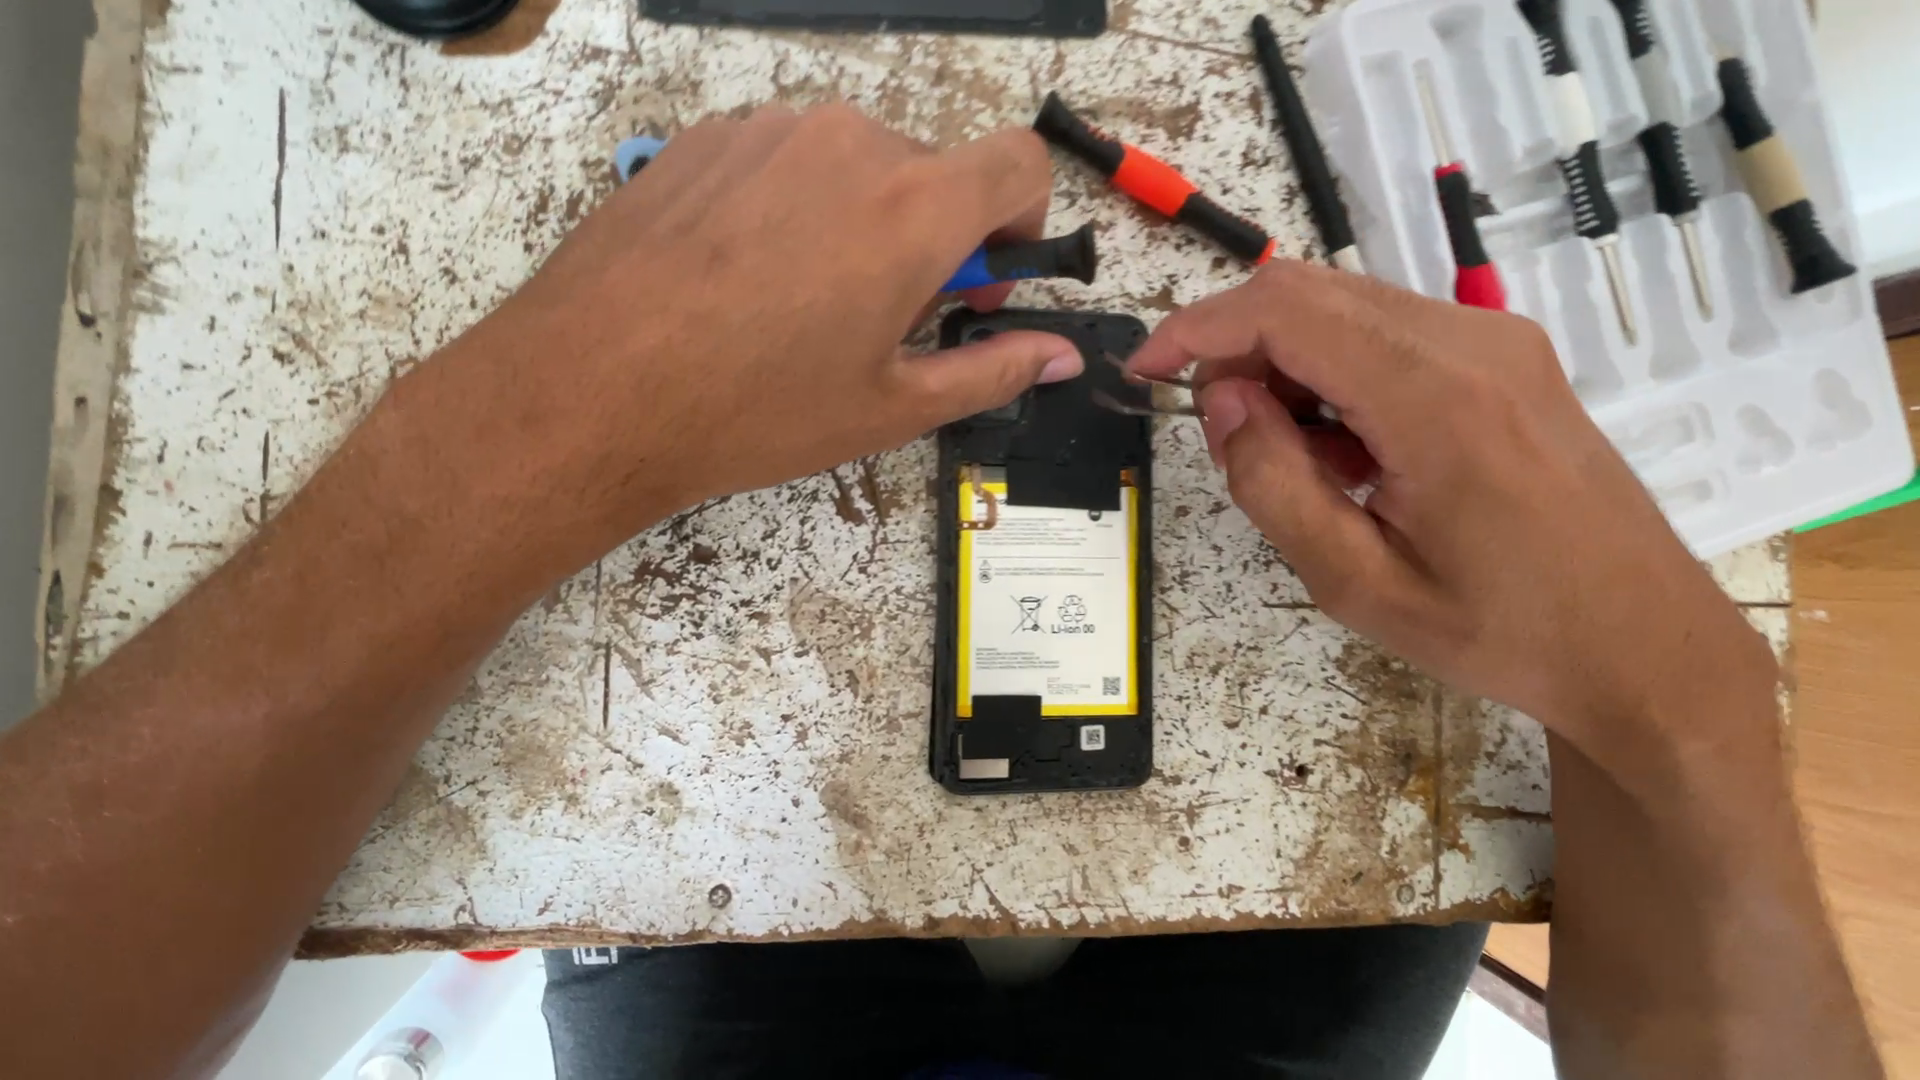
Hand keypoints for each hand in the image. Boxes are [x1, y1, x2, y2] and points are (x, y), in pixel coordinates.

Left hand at [418, 104, 1082, 557]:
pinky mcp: (703, 140)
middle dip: (933, 240)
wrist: (591, 390)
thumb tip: (1063, 355)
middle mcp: (848, 143)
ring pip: (855, 165)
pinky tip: (744, 279)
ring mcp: (767, 131)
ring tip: (803, 305)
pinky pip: (784, 160)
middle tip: (883, 321)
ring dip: (861, 223)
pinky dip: (795, 207)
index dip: (1022, 220)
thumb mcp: (890, 407)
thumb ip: (991, 370)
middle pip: (932, 172)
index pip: (1019, 163)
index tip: (984, 280)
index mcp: (912, 206)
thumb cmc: (757, 410)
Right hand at [1129, 262, 1773, 757]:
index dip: (1196, 328)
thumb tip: (1224, 397)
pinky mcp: (1505, 359)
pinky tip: (1341, 448)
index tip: (1144, 372)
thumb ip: (1274, 482)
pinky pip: (1384, 333)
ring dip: (1282, 362)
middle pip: (1308, 293)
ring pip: (1343, 308)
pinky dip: (1330, 372)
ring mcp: (1496, 342)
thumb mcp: (1355, 582)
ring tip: (1283, 454)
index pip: (1284, 310)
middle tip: (1215, 429)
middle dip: (1233, 345)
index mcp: (1434, 396)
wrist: (1644, 645)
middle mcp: (1471, 340)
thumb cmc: (1498, 629)